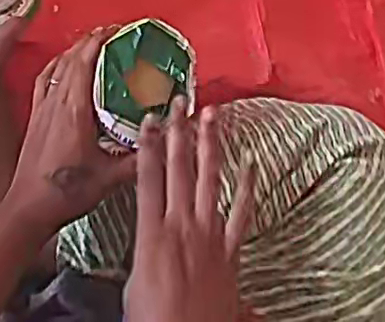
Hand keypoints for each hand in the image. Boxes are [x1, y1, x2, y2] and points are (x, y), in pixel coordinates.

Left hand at [1, 29, 134, 236]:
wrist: (27, 210)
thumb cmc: (67, 193)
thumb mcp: (109, 177)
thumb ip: (138, 158)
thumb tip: (164, 140)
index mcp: (75, 108)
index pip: (86, 60)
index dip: (100, 40)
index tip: (116, 30)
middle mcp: (58, 101)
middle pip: (73, 57)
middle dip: (92, 40)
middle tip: (112, 33)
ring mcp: (43, 107)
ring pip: (59, 66)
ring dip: (75, 49)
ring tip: (92, 42)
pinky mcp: (35, 116)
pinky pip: (44, 79)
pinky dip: (55, 64)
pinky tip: (61, 62)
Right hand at [124, 102, 256, 321]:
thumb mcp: (133, 282)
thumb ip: (142, 246)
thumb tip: (147, 227)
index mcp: (152, 234)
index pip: (147, 177)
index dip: (147, 145)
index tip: (149, 117)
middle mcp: (182, 225)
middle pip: (179, 168)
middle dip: (179, 132)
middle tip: (181, 102)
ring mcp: (209, 234)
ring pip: (210, 178)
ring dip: (210, 144)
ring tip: (213, 115)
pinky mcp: (230, 250)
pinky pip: (241, 212)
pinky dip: (246, 186)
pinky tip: (251, 163)